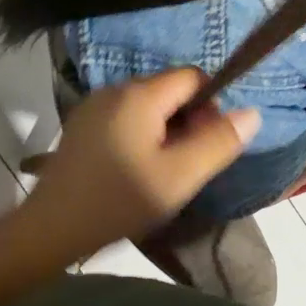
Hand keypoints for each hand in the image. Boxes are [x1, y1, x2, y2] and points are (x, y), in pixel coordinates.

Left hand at [16, 69, 260, 259]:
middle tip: (186, 166)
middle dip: (188, 122)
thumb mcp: (179, 176)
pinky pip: (125, 119)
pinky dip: (140, 138)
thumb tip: (252, 113)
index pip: (193, 77)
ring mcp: (93, 107)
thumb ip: (218, 142)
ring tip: (161, 173)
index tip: (207, 146)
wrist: (52, 228)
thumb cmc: (119, 201)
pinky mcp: (81, 127)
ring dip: (165, 133)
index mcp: (139, 95)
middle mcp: (114, 90)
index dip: (211, 106)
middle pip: (169, 91)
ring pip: (147, 107)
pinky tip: (135, 172)